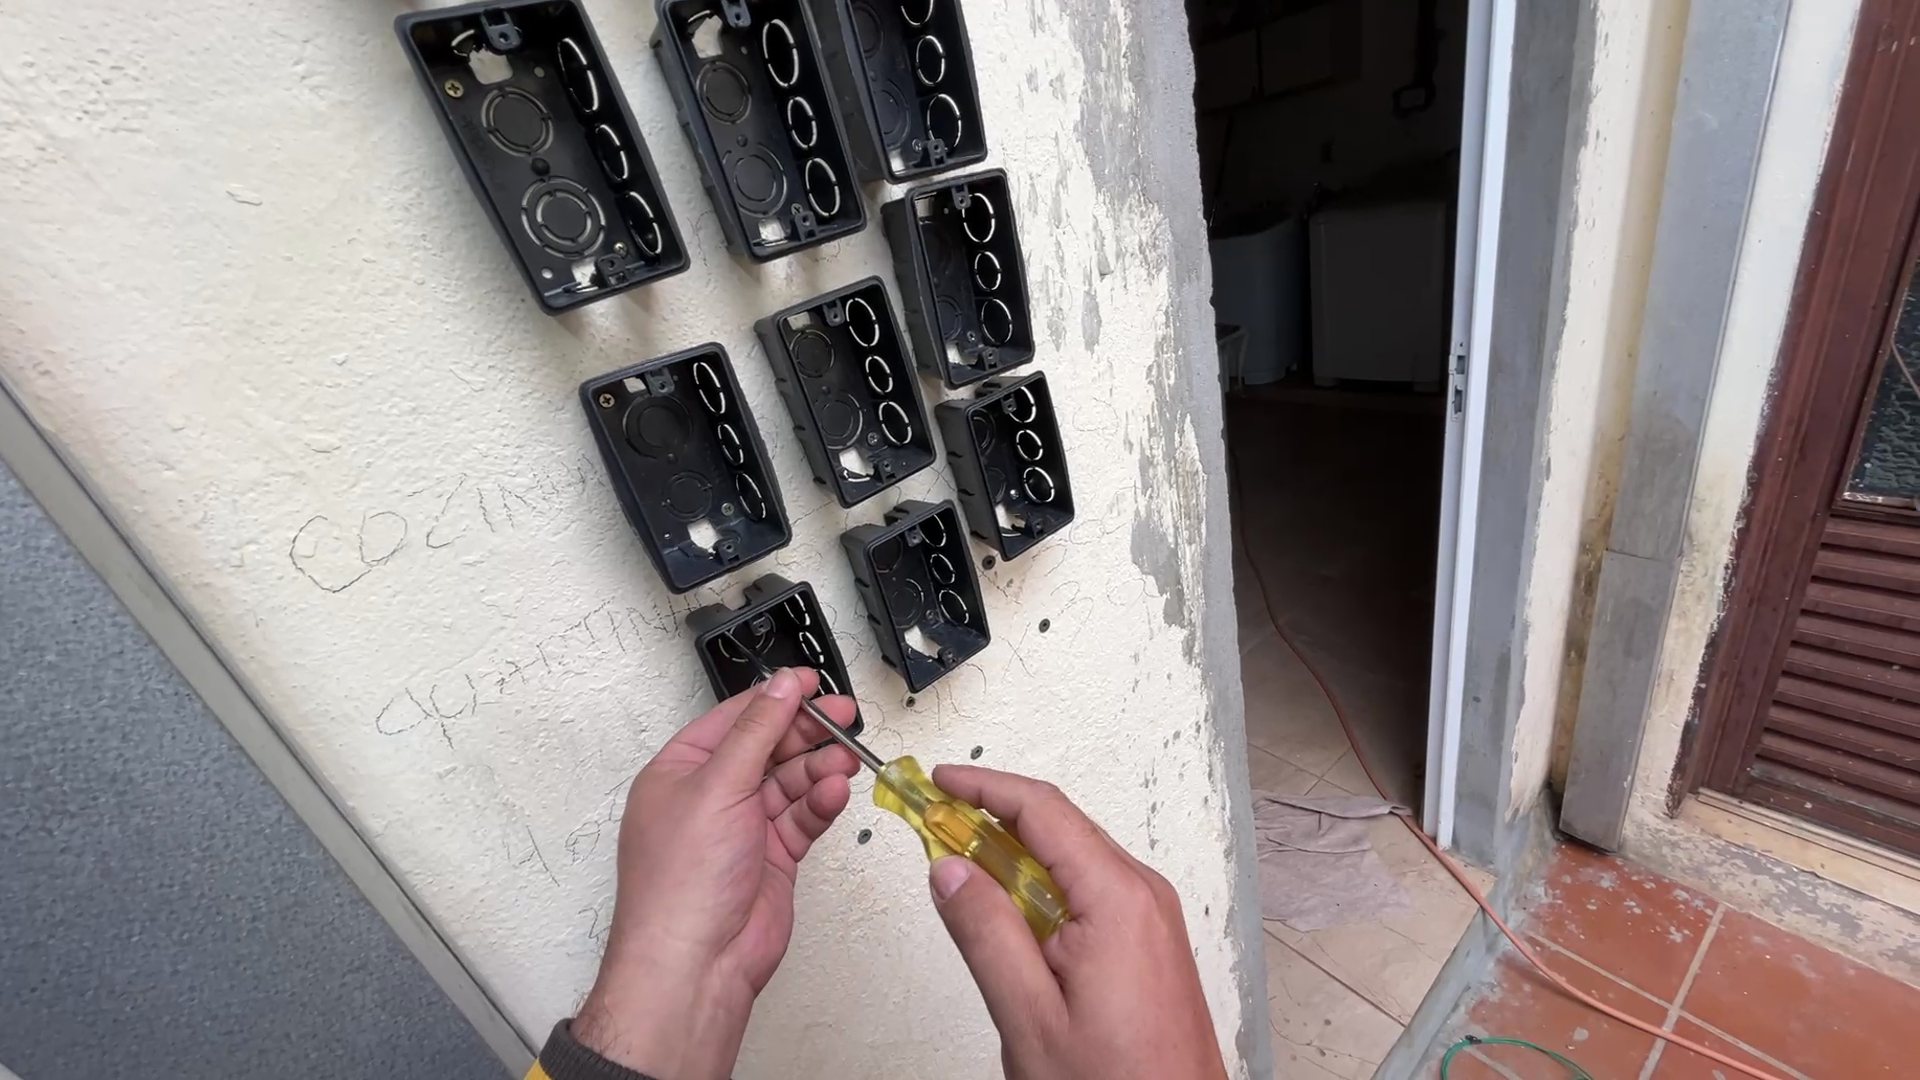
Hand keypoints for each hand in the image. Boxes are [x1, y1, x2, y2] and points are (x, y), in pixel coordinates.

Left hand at [573, 668, 860, 1079]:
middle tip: (844, 717)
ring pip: (794, 779)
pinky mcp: (774, 851)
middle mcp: (713, 794)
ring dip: (820, 768)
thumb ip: (758, 731)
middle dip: (808, 731)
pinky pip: (805, 814)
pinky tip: (832, 795)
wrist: (698, 968)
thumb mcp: (719, 786)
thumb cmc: (680, 886)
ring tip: (843, 762)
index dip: (776, 698)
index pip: (737, 718)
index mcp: (683, 770)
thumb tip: (780, 686)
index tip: (811, 684)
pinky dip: (821, 802)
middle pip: (771, 745)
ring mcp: (745, 824)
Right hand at [925, 765, 1226, 1079]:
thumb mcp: (1031, 1020)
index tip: (941, 782)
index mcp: (1118, 898)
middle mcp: (1141, 892)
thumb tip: (950, 870)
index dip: (984, 786)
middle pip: (1055, 823)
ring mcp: (1149, 913)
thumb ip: (986, 934)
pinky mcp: (1147, 935)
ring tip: (964, 867)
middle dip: (992, 815)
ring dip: (1013, 851)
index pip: (1040, 808)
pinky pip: (1086, 883)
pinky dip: (1040, 881)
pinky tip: (1010, 907)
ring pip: (1069, 853)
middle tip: (938, 824)